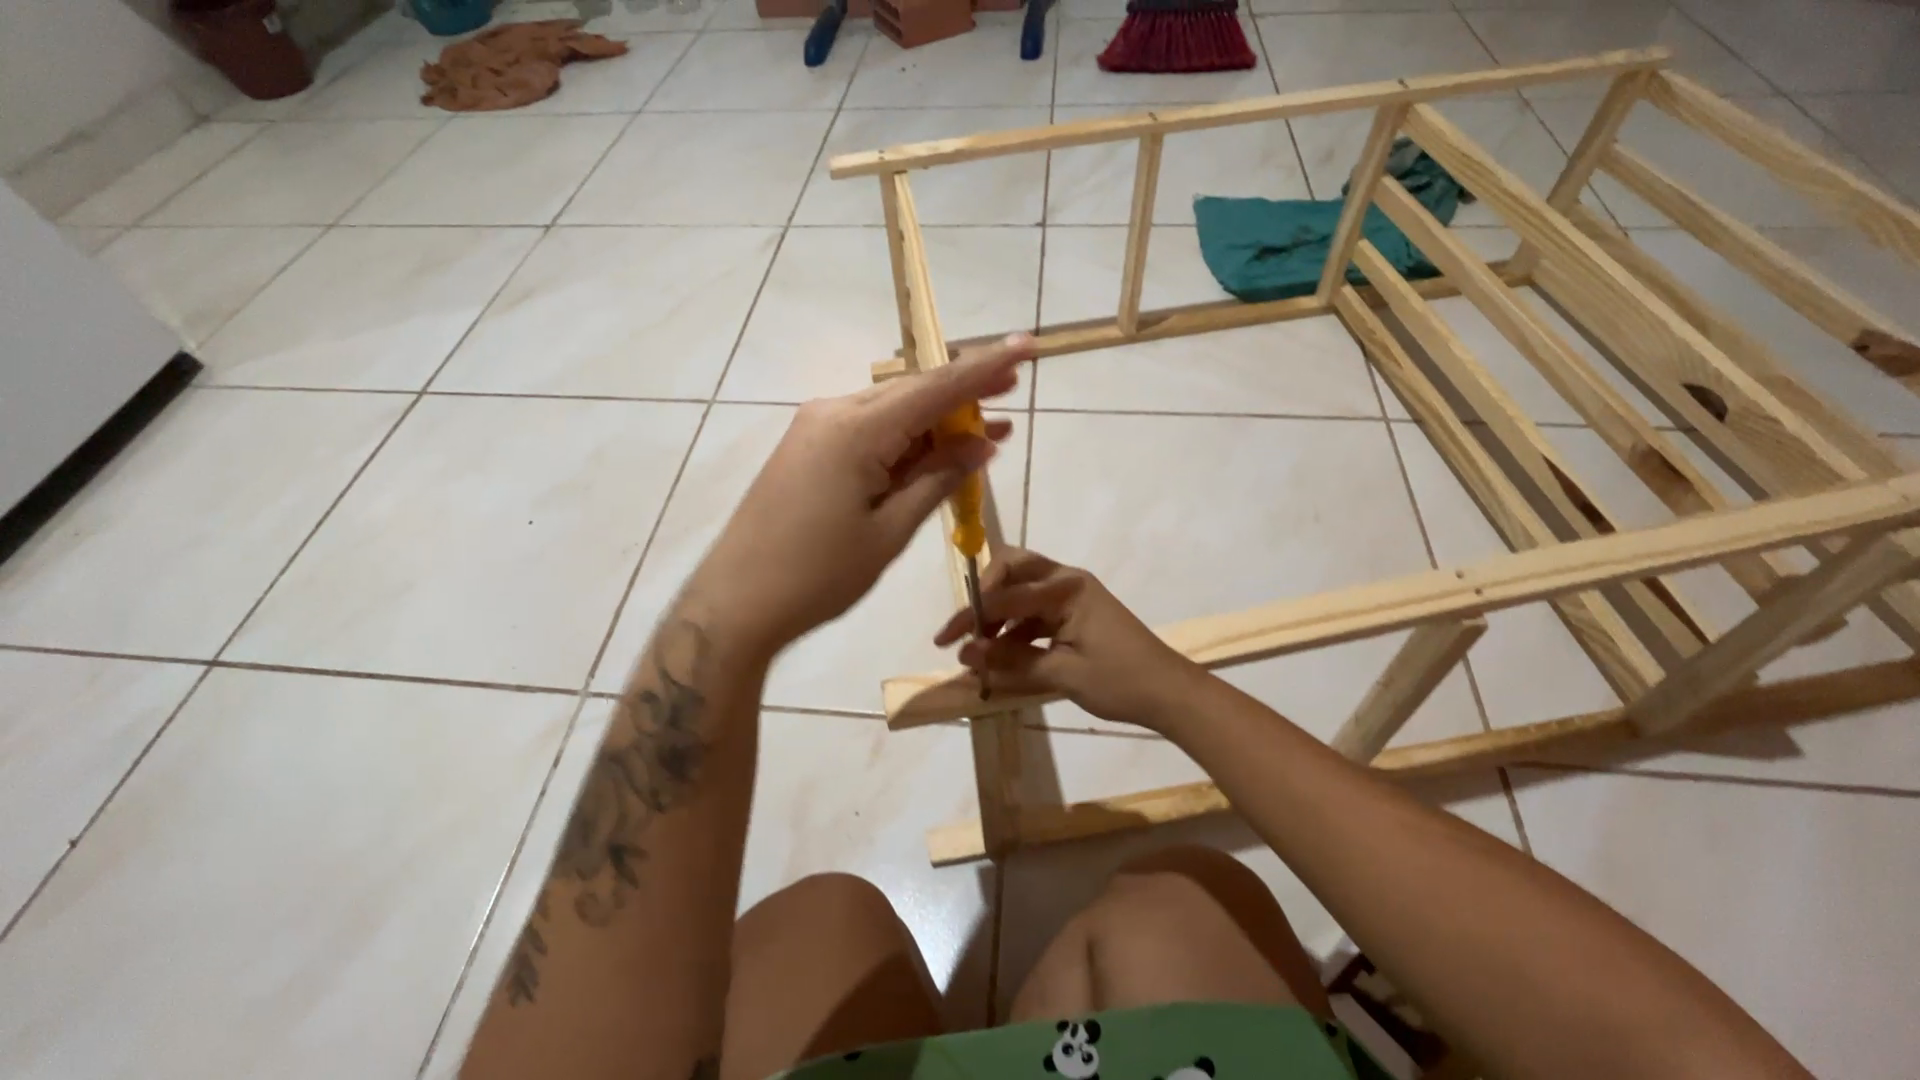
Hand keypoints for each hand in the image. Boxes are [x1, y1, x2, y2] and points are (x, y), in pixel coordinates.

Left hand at [690, 336, 1030, 654]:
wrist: (736, 603)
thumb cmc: (817, 575)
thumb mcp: (889, 532)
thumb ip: (938, 480)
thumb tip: (982, 443)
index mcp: (856, 429)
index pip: (935, 388)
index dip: (985, 367)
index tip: (1027, 345)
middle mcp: (833, 413)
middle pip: (913, 393)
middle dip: (965, 392)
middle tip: (1015, 387)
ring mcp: (816, 429)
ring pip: (892, 413)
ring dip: (938, 422)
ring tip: (992, 430)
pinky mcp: (808, 450)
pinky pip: (870, 433)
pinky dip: (907, 441)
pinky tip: (940, 453)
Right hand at [932, 548, 1201, 730]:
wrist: (1170, 694)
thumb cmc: (1120, 680)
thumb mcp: (1062, 674)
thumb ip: (1011, 662)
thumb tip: (965, 655)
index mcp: (1067, 587)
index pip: (1005, 591)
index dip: (971, 614)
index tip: (944, 640)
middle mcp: (1067, 582)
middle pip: (1011, 570)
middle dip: (983, 598)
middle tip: (963, 632)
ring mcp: (1072, 597)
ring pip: (1021, 594)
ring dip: (997, 618)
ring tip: (977, 654)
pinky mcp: (1075, 615)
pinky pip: (1034, 614)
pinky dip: (1015, 632)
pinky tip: (1000, 658)